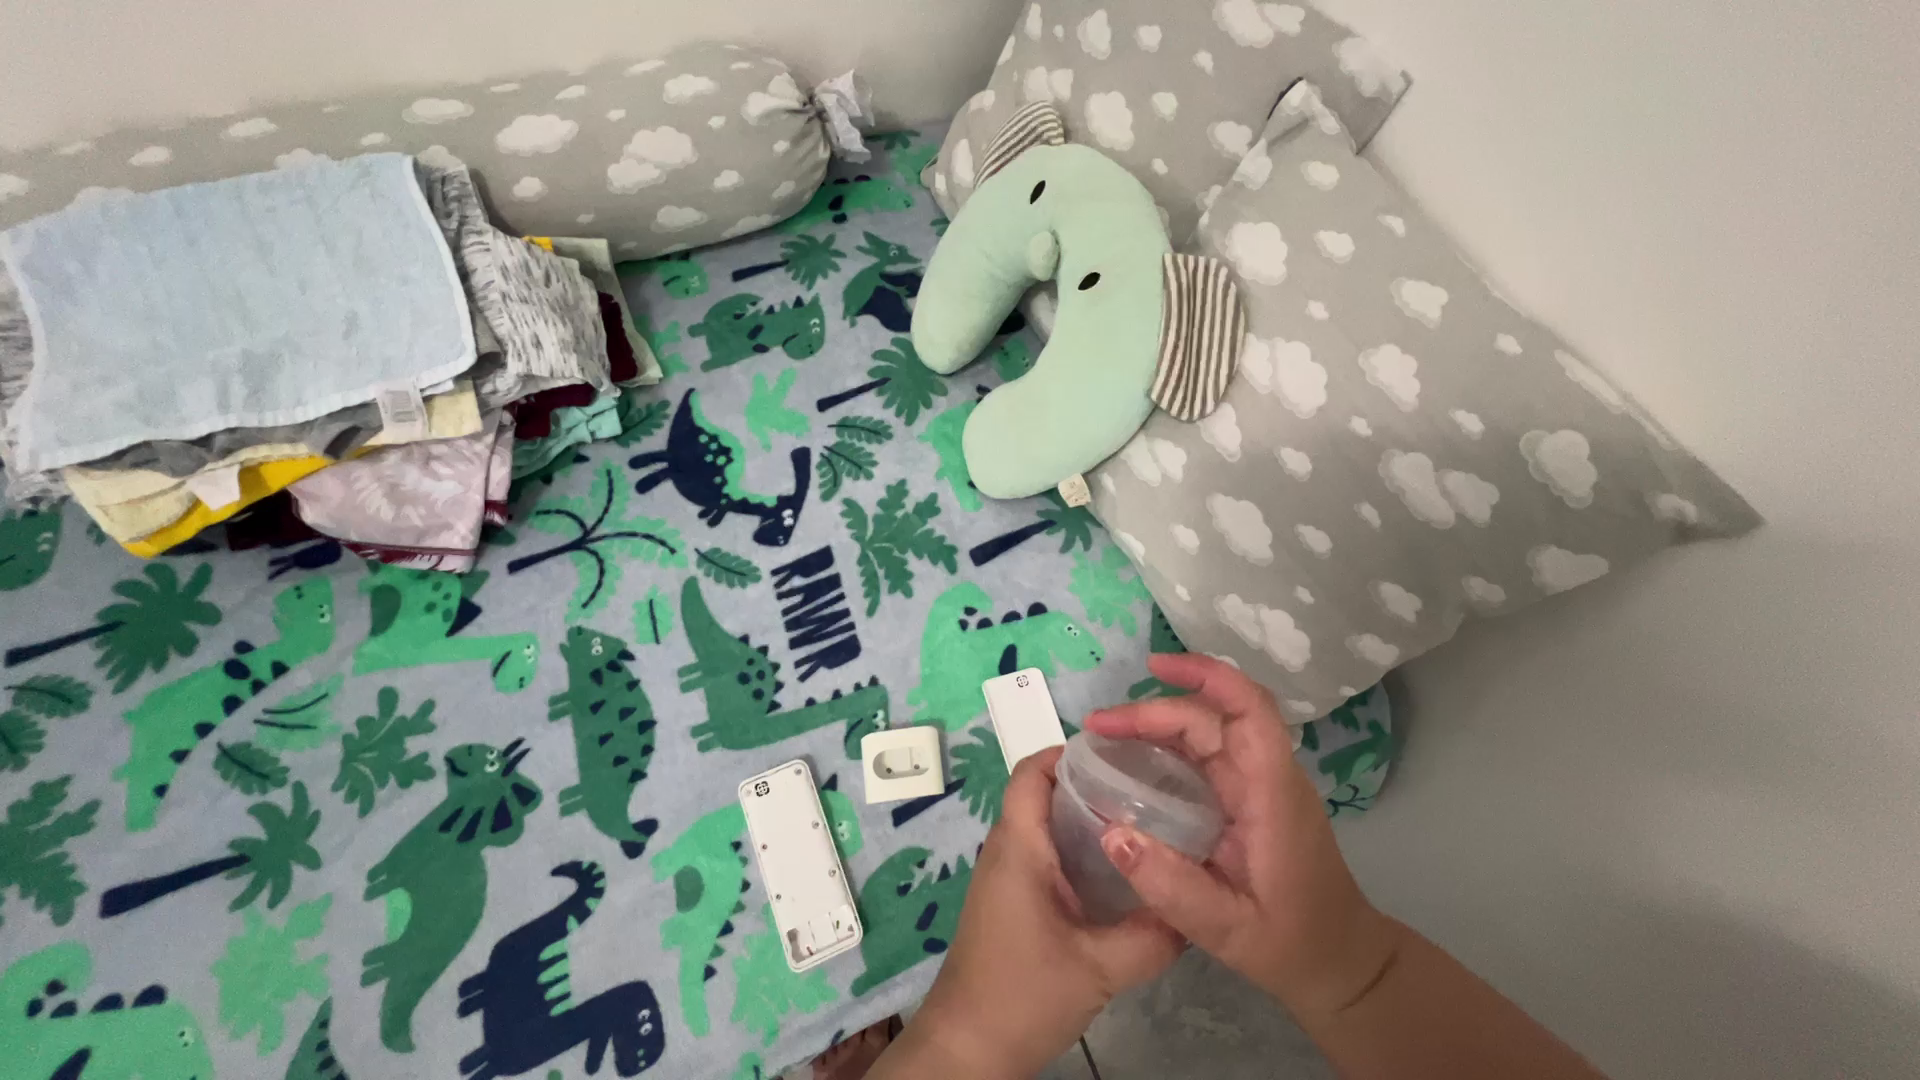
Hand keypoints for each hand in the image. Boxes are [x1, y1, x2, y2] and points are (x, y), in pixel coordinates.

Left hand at [892, 748, 1184, 1078]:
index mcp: (1019, 846)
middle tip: (1145, 786)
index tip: (1118, 753)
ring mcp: (1006, 876)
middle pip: (1042, 793)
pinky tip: (1117, 870)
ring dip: (1084, 817)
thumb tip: (1196, 910)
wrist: (968, 1048)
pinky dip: (1077, 850)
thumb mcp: (1099, 968)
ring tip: (1141, 820)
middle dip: (1089, 782)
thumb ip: (1152, 936)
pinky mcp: (1012, 900)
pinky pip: (1045, 855)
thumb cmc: (1023, 994)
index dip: (1067, 752)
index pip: (1031, 772)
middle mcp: (1007, 849)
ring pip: (1045, 825)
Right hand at [1088, 653, 1402, 1022]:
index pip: (1250, 709)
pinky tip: (1128, 765)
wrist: (1339, 963)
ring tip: (1102, 738)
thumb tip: (1110, 834)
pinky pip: (1201, 758)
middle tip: (1096, 728)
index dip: (1207, 676)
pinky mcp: (1243, 800)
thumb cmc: (1295, 944)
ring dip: (1154, 727)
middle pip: (1210, 719)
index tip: (1155, 667)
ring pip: (1204, 734)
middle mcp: (1264, 777)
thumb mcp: (1228, 929)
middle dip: (1152, 712)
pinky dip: (1163, 750)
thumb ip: (1171, 887)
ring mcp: (1254, 786)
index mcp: (1271, 793)